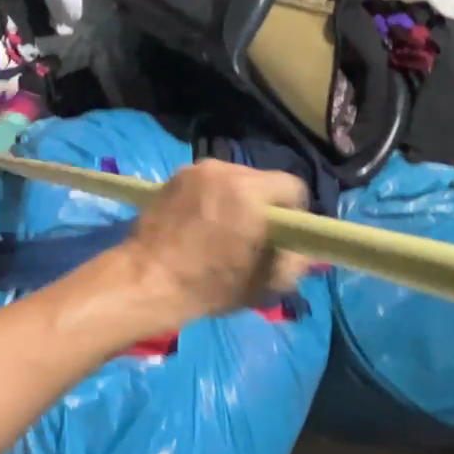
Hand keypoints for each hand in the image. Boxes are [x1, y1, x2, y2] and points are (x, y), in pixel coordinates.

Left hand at [118, 159, 312, 325]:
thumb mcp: (266, 284)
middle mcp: (224, 170)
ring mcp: (196, 169)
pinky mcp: (175, 174)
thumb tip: (304, 248)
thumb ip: (295, 261)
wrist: (149, 277)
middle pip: (261, 180)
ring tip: (225, 228)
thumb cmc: (210, 284)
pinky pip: (208, 181)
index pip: (292, 186)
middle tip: (255, 234)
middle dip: (264, 204)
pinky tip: (201, 221)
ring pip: (234, 178)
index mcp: (250, 193)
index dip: (295, 212)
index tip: (285, 235)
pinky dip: (213, 195)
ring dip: (237, 198)